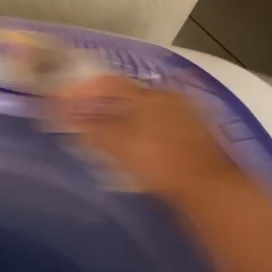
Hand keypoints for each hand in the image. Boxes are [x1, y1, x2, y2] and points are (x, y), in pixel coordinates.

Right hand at [46, 74, 240, 199]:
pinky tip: (131, 148)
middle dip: (99, 105)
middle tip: (79, 119)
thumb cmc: (159, 162)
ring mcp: (184, 116)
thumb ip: (89, 127)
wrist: (209, 189)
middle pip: (125, 96)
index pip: (107, 83)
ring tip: (101, 136)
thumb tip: (63, 112)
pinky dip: (137, 132)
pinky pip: (156, 126)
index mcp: (147, 95)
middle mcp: (167, 98)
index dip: (82, 90)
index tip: (63, 101)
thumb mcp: (117, 144)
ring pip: (142, 111)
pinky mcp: (194, 136)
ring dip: (118, 119)